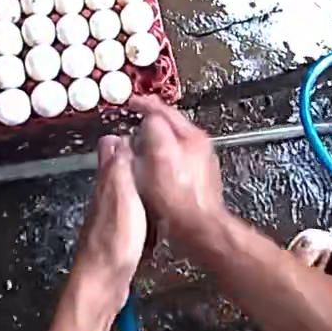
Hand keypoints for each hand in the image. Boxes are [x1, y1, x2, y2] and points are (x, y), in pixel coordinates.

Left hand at [70, 135, 146, 312]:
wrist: (102, 286)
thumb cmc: (114, 242)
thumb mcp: (122, 199)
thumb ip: (120, 170)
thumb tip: (118, 138)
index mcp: (106, 184)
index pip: (109, 150)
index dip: (121, 139)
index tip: (140, 131)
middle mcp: (104, 197)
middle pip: (117, 170)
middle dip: (133, 160)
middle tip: (155, 154)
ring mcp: (109, 218)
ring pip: (125, 191)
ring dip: (139, 184)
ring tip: (158, 179)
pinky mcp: (117, 236)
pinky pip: (132, 214)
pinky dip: (142, 208)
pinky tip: (153, 214)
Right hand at [128, 96, 229, 249]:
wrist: (198, 228)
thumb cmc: (179, 197)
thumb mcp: (159, 155)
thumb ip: (153, 129)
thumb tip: (148, 118)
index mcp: (191, 136)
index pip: (164, 110)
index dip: (144, 105)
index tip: (132, 102)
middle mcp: (199, 146)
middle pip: (171, 124)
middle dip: (151, 120)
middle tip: (134, 119)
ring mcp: (199, 163)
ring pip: (173, 142)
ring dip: (156, 139)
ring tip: (140, 142)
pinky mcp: (196, 179)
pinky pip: (175, 159)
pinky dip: (162, 156)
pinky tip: (152, 167)